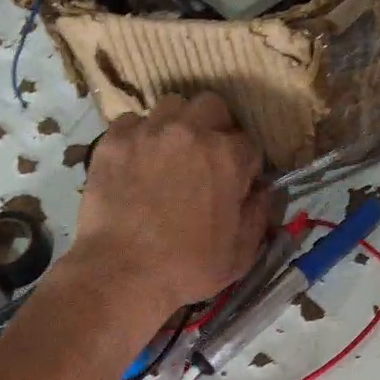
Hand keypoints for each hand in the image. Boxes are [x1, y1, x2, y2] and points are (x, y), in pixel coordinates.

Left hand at [68, 92, 271, 319]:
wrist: (124, 272)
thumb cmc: (189, 269)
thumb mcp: (240, 254)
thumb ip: (259, 217)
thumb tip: (264, 193)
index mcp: (227, 158)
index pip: (249, 145)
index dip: (246, 167)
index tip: (237, 187)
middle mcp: (190, 132)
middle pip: (211, 107)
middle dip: (216, 128)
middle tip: (207, 160)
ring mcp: (149, 132)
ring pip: (171, 106)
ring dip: (178, 126)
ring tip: (171, 156)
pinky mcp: (114, 141)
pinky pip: (133, 122)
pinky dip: (141, 137)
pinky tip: (139, 163)